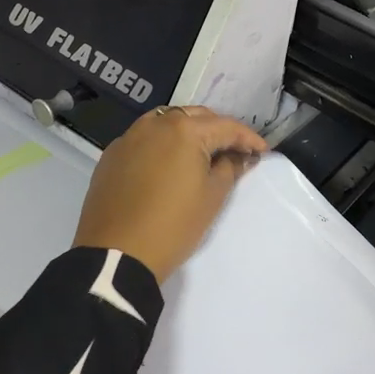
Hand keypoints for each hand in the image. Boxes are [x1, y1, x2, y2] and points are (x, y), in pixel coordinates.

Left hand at [72, 106, 266, 281]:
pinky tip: (168, 165)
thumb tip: (240, 156)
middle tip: (234, 152)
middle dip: (218, 130)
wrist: (115, 257)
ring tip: (202, 154)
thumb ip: (230, 168)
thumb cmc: (173, 225)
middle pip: (196, 116)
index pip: (226, 127)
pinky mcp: (112, 155)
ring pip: (167, 122)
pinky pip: (144, 139)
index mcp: (185, 130)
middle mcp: (156, 124)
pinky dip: (162, 144)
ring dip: (188, 132)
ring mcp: (129, 138)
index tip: (262, 151)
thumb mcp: (212, 197)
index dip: (248, 138)